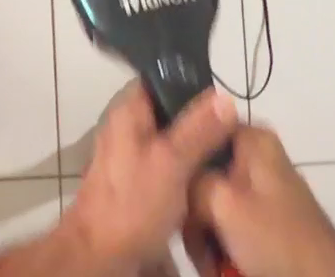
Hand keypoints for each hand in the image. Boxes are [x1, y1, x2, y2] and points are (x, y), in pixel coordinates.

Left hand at [63, 83, 236, 269]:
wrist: (101, 256)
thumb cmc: (133, 203)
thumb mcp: (171, 162)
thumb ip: (198, 129)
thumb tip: (223, 96)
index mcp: (128, 112)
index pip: (158, 78)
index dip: (188, 82)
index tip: (221, 95)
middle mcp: (128, 128)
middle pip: (169, 111)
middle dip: (199, 120)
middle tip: (234, 130)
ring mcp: (132, 157)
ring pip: (172, 141)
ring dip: (196, 148)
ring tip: (228, 153)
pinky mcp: (140, 184)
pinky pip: (170, 167)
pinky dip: (188, 171)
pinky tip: (210, 181)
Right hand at [185, 126, 334, 276]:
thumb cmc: (277, 239)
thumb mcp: (222, 202)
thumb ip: (190, 179)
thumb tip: (172, 177)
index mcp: (250, 140)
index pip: (197, 129)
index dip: (178, 158)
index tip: (167, 189)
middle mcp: (254, 159)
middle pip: (200, 174)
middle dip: (192, 213)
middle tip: (195, 242)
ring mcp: (259, 193)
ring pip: (209, 205)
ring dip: (204, 237)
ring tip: (210, 263)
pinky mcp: (262, 223)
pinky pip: (226, 226)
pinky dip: (220, 248)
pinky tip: (220, 268)